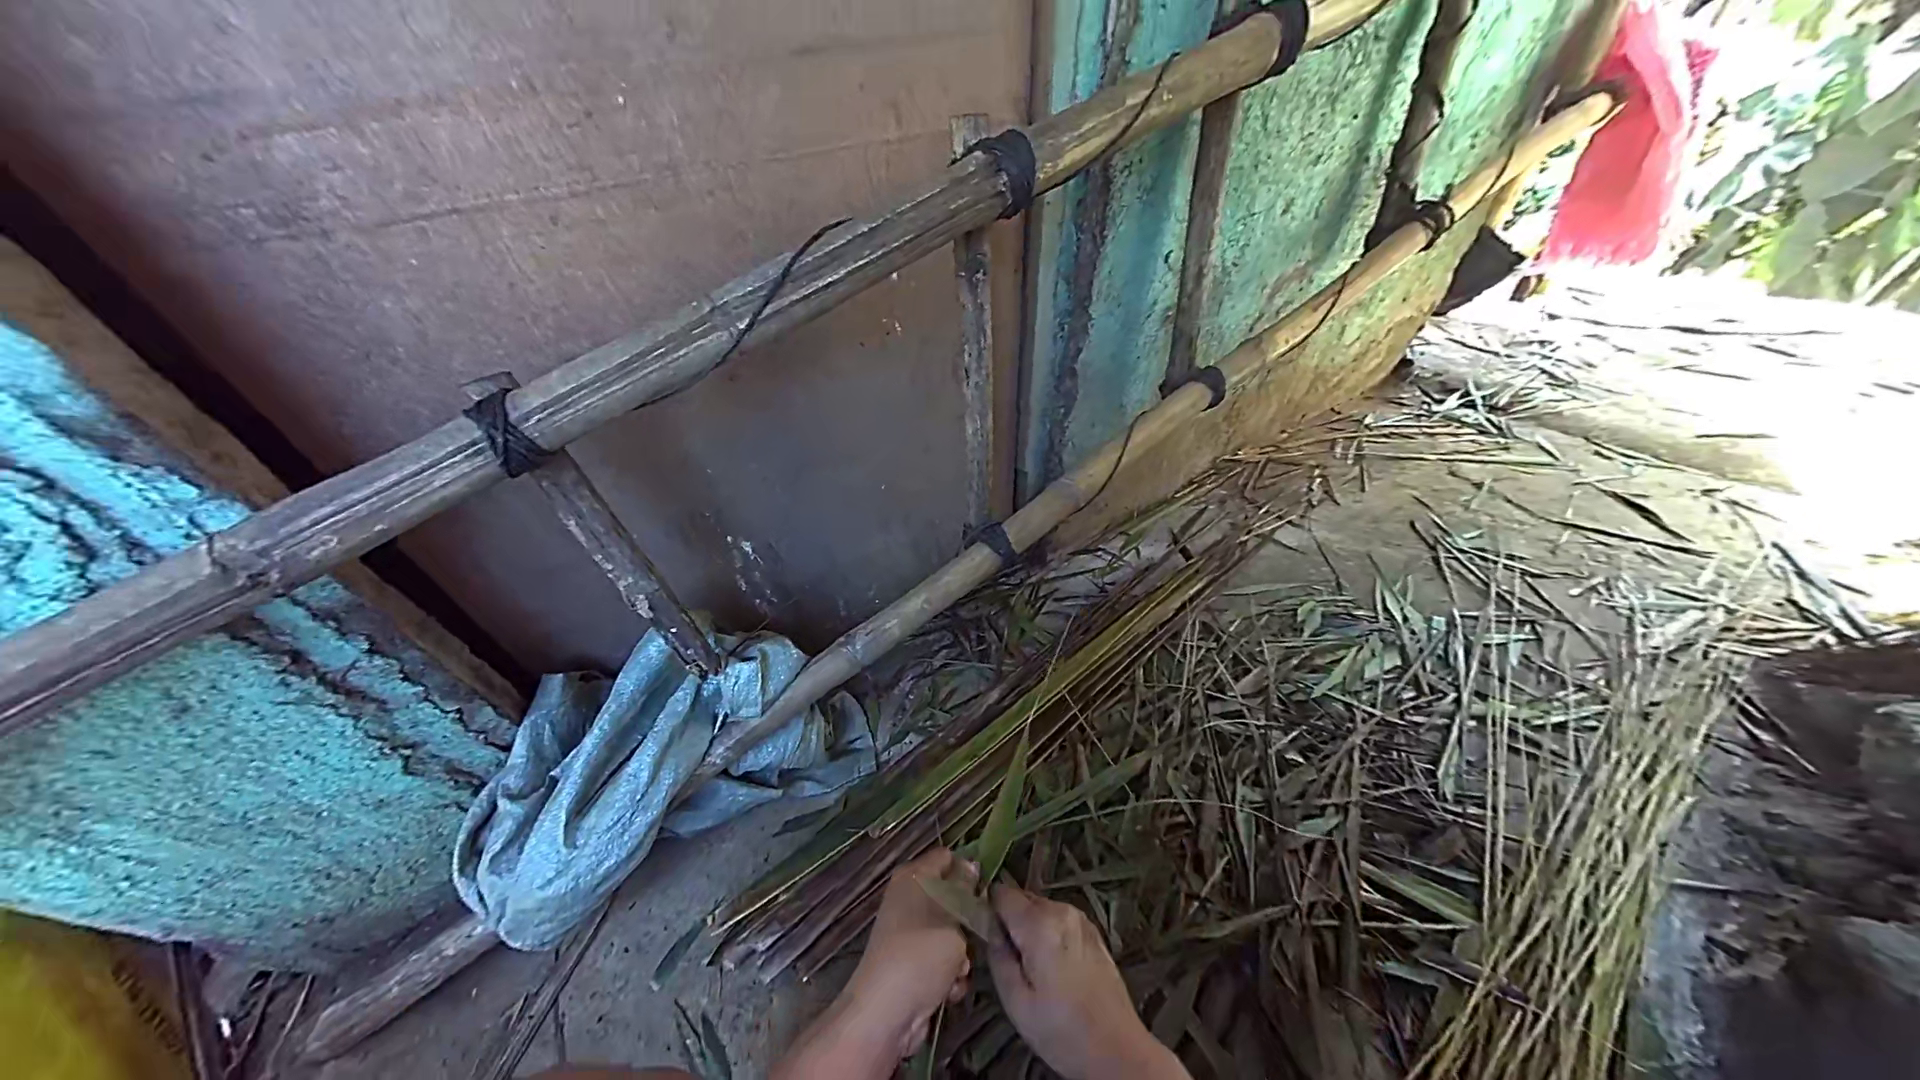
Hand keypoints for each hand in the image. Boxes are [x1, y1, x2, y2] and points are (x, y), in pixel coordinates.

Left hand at [840, 847, 973, 1055]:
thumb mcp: (952, 915)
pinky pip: (943, 957)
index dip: (968, 869)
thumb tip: (971, 864)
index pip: (947, 857)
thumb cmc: (921, 953)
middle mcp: (910, 898)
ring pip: (953, 930)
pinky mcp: (914, 962)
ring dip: (963, 952)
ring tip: (960, 967)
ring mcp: (911, 932)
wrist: (886, 1014)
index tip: (986, 889)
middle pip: (952, 897)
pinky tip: (951, 988)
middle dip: (969, 919)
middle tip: (977, 932)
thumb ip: (965, 888)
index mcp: (913, 876)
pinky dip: (950, 972)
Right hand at [986, 884, 1188, 1079]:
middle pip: (1022, 898)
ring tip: (1034, 967)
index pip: (1000, 893)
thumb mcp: (1015, 1000)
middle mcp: (1061, 909)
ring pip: (1040, 908)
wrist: (1117, 1050)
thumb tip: (990, 927)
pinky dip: (1050, 933)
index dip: (988, 909)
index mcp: (1039, 923)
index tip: (985, 933)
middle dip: (1010, 920)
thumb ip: (997, 954)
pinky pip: (1059, 920)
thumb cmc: (1061, 1030)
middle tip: (1010, 958)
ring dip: (1030, 927)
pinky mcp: (1093, 930)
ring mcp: (1080, 918)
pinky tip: (1055, 967)